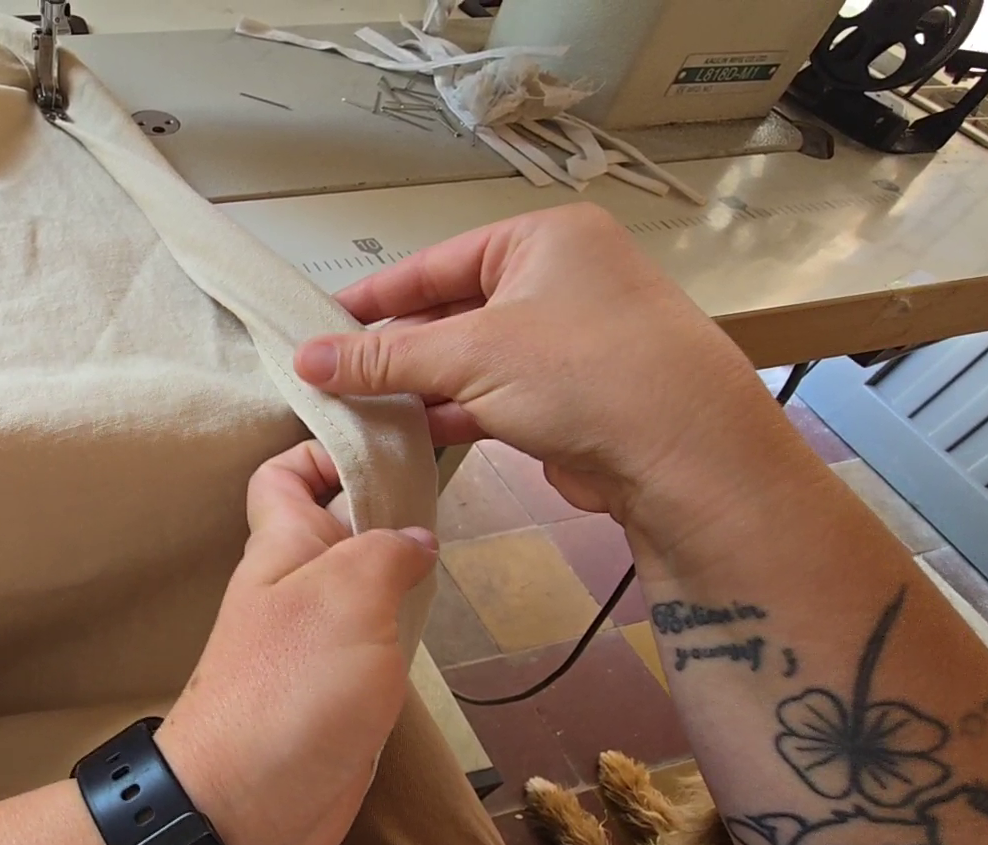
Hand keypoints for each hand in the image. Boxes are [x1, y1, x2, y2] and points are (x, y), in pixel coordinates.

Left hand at [154, 441, 437, 844]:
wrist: (250, 801)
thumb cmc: (290, 686)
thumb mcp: (345, 596)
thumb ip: (384, 552)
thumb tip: (415, 537)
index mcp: (281, 546)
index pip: (285, 474)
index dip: (324, 449)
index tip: (386, 441)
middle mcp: (295, 583)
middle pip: (336, 521)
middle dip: (384, 500)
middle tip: (450, 493)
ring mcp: (317, 635)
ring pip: (360, 576)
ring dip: (400, 560)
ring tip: (455, 545)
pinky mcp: (339, 681)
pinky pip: (373, 629)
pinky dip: (403, 614)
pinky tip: (438, 610)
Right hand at [291, 204, 810, 552]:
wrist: (683, 458)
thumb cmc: (582, 374)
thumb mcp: (469, 355)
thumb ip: (381, 358)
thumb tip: (303, 358)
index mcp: (540, 242)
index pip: (431, 265)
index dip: (370, 298)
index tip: (317, 325)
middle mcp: (552, 283)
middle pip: (444, 315)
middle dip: (389, 352)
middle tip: (328, 378)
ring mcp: (557, 343)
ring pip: (461, 361)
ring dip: (411, 387)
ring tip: (351, 409)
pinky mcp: (558, 397)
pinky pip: (481, 396)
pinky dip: (442, 413)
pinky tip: (399, 433)